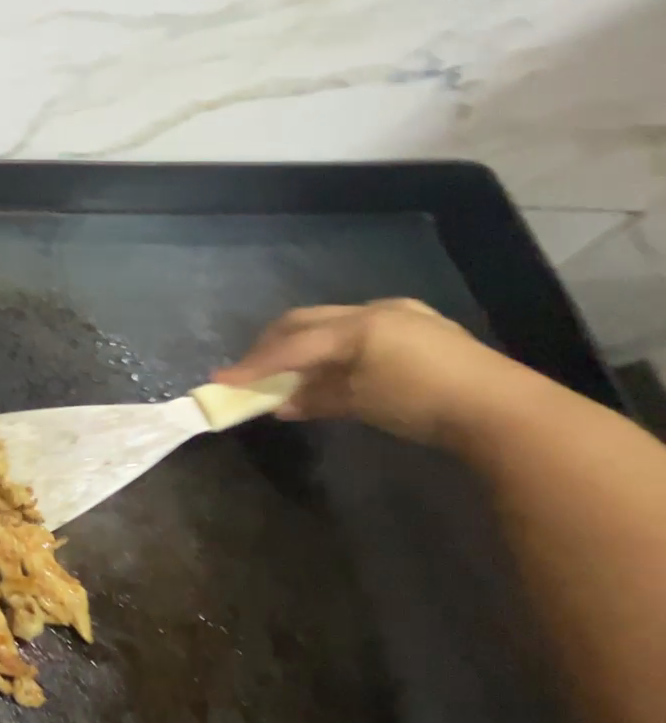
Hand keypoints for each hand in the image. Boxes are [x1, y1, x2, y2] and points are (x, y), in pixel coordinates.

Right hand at [213, 298, 525, 446]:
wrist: (502, 411)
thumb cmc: (421, 402)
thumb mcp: (358, 402)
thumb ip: (314, 398)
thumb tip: (281, 404)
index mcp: (358, 325)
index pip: (290, 344)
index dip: (253, 364)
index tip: (220, 381)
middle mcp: (375, 311)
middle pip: (304, 322)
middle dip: (271, 346)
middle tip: (249, 371)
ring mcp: (401, 317)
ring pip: (330, 325)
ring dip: (301, 348)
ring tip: (287, 375)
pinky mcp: (421, 331)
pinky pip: (358, 333)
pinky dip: (332, 350)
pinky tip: (330, 371)